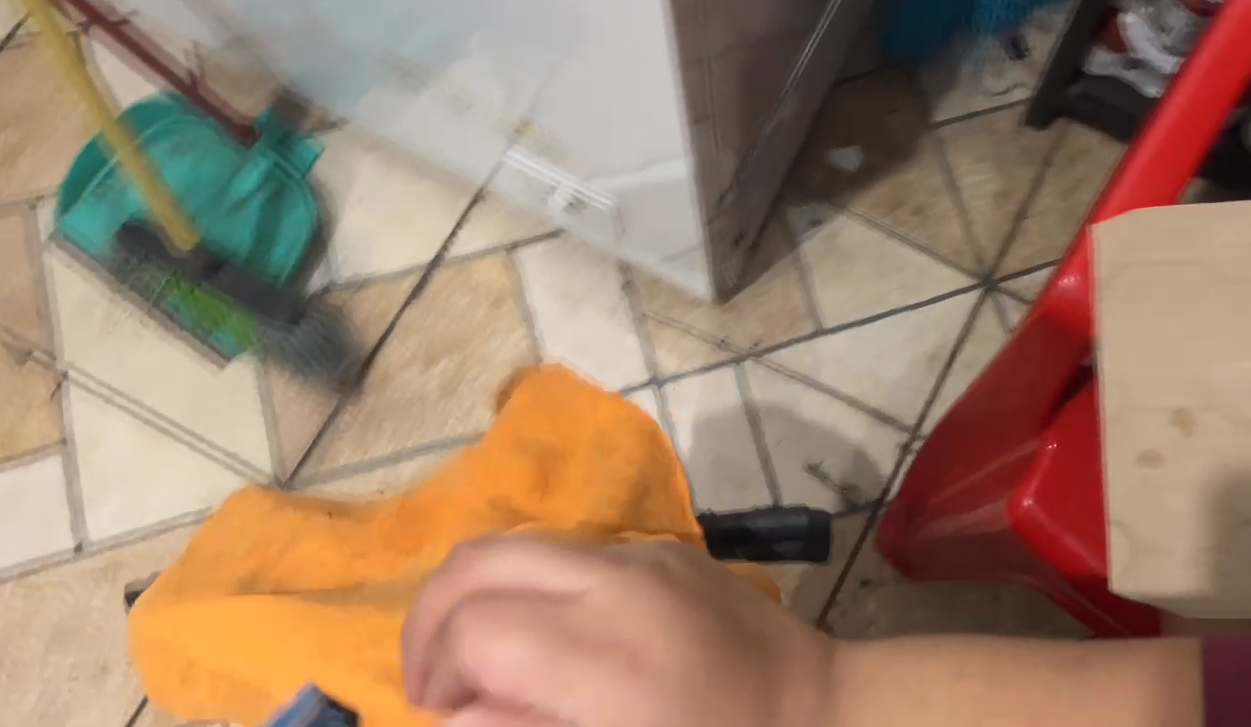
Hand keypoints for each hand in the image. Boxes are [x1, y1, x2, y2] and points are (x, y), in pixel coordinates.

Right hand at [401, 534, 833, 726]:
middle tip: (436, 680)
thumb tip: (455, 713)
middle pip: (484, 555)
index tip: (443, 715)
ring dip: (484, 593)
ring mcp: (647, 550)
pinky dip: (534, 584)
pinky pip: (573, 549)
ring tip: (484, 661)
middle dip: (434, 614)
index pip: (475, 622)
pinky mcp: (668, 546)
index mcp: (606, 648)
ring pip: (525, 541)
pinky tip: (552, 638)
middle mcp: (620, 576)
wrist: (816, 708)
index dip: (435, 672)